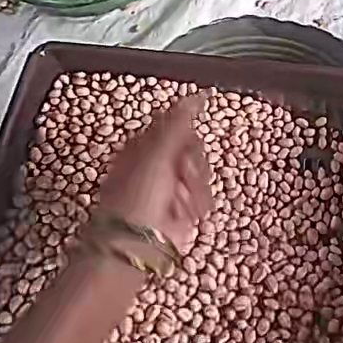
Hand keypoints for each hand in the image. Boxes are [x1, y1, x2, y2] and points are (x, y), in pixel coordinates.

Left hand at [94, 94, 210, 253]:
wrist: (137, 246)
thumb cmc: (138, 199)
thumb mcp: (157, 153)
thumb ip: (178, 122)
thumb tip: (197, 96)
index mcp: (144, 144)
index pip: (177, 123)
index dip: (185, 134)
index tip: (184, 144)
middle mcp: (158, 163)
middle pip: (194, 147)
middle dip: (192, 163)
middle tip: (180, 175)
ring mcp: (171, 186)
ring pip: (202, 171)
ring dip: (195, 186)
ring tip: (179, 200)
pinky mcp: (185, 207)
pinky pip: (205, 194)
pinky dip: (199, 203)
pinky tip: (185, 211)